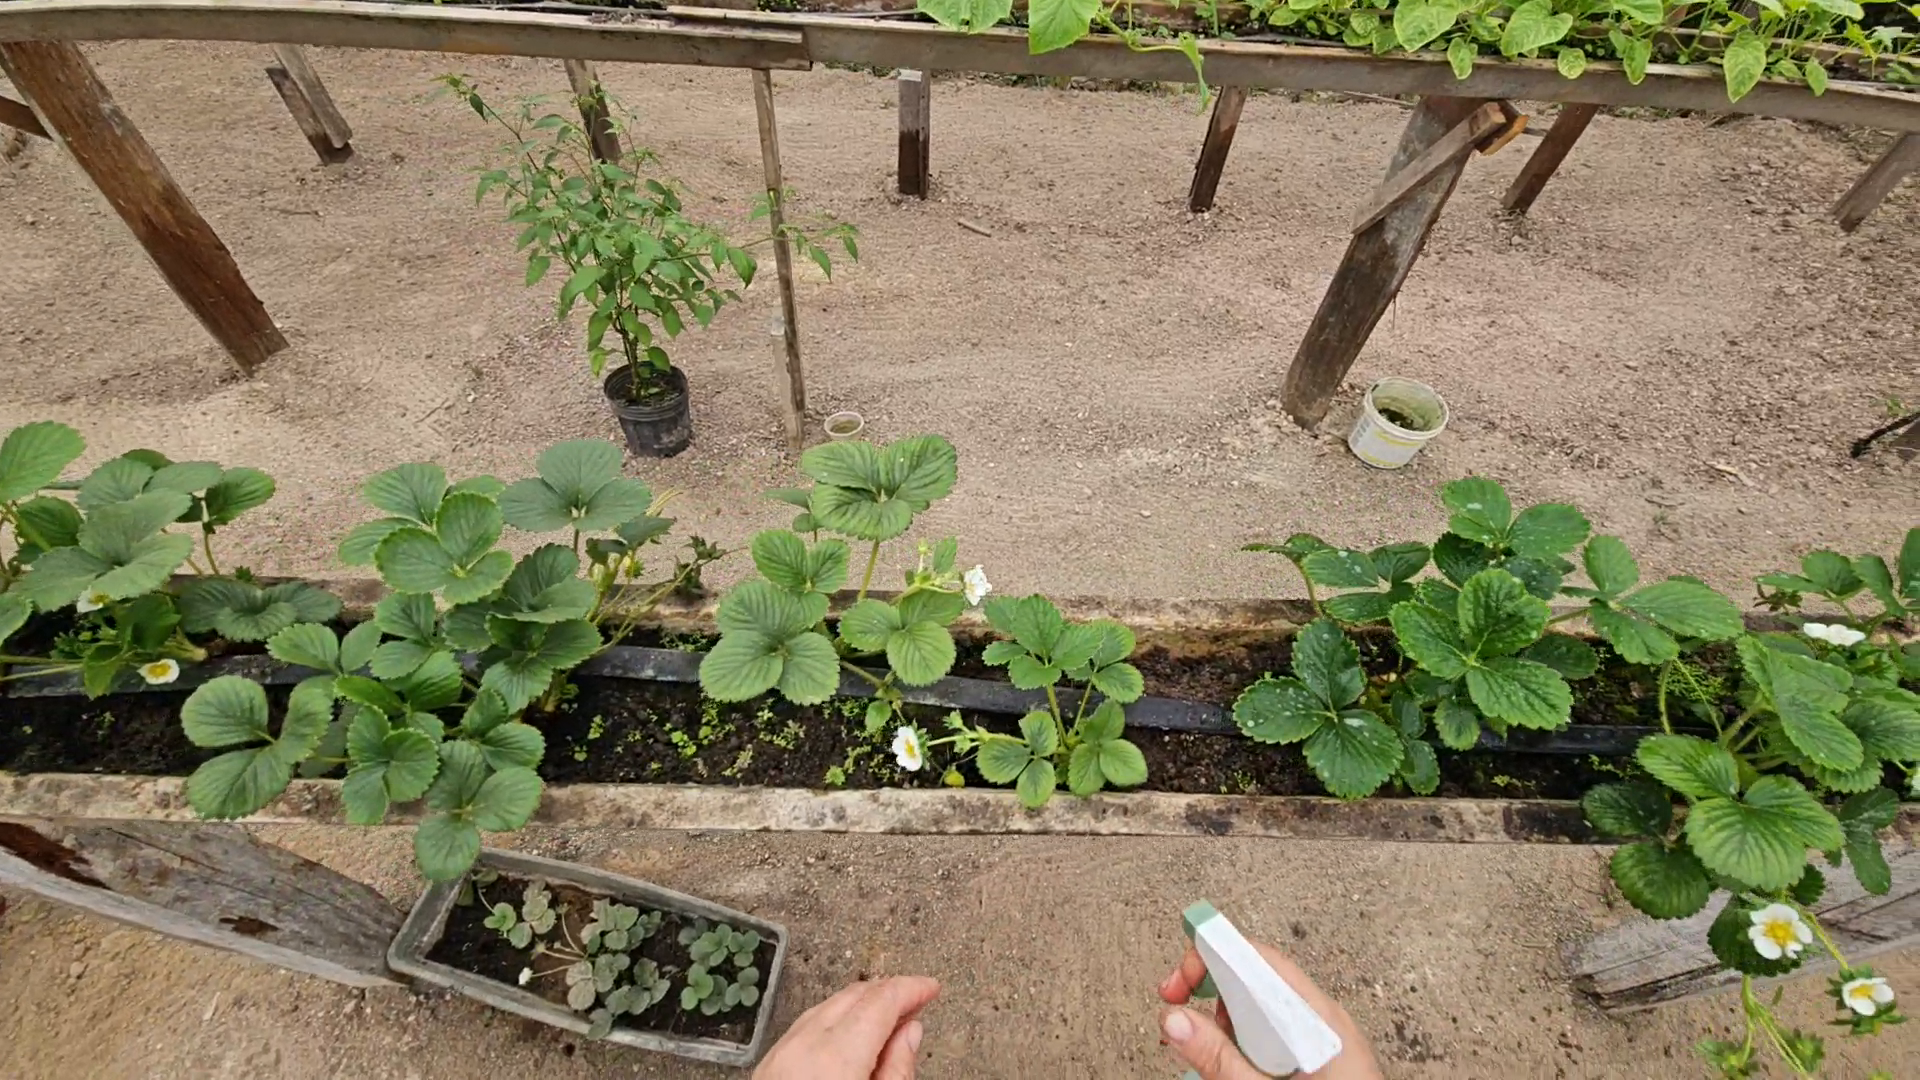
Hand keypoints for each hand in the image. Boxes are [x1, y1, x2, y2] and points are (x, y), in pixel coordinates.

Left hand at [753, 976, 940, 1079]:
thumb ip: (897, 1071)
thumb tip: (910, 1032)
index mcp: (836, 1056)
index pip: (883, 999)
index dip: (913, 987)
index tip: (932, 987)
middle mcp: (805, 1045)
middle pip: (856, 995)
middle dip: (890, 992)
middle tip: (917, 1001)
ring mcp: (781, 1054)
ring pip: (830, 1005)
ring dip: (863, 1004)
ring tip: (888, 1018)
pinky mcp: (767, 1067)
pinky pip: (808, 1024)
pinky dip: (836, 1019)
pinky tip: (849, 1032)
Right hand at [1158, 942, 1382, 1079]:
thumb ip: (1220, 1059)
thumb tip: (1172, 1018)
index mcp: (1320, 1022)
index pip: (1256, 959)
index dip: (1209, 960)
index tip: (1175, 988)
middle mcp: (1328, 1024)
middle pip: (1256, 981)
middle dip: (1211, 995)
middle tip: (1177, 1017)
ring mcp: (1330, 1046)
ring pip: (1263, 1011)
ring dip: (1227, 1026)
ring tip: (1213, 1060)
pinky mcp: (1327, 1067)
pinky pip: (1277, 1038)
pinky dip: (1248, 1047)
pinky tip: (1237, 1071)